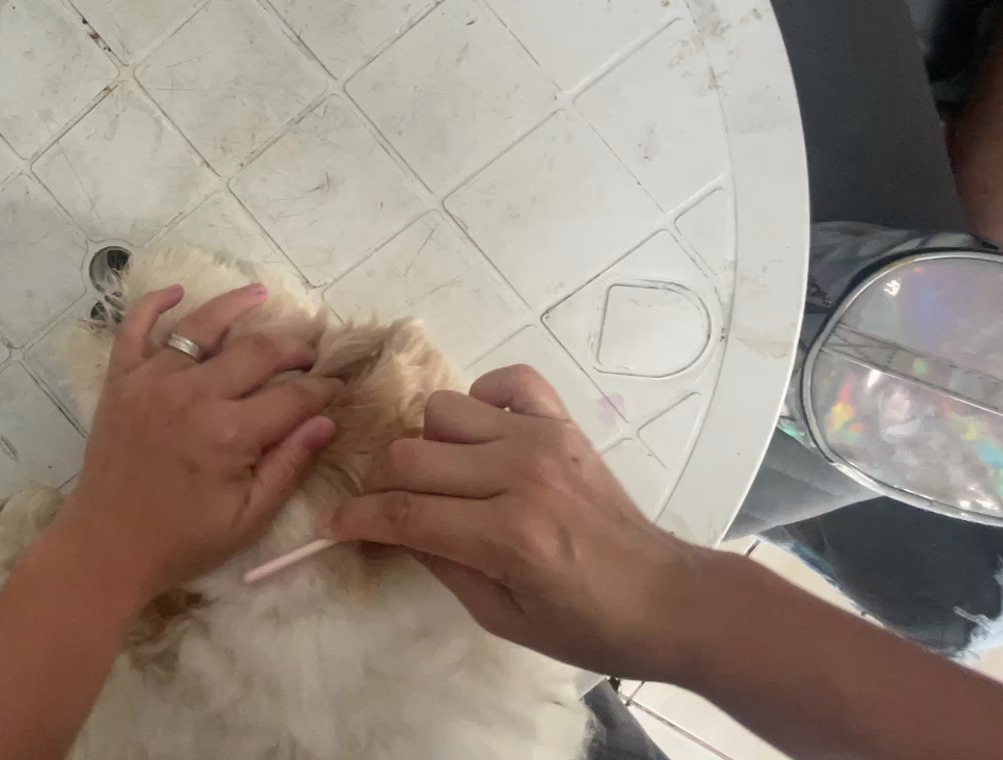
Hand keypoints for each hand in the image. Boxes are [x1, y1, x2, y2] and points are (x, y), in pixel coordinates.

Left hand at [53, 283, 340, 604]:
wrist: (107, 545)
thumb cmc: (183, 539)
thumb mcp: (249, 518)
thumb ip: (290, 465)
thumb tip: (326, 420)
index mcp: (229, 433)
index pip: (292, 396)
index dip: (322, 389)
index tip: (336, 386)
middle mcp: (193, 394)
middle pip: (256, 351)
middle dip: (293, 347)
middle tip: (309, 352)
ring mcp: (152, 380)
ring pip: (201, 326)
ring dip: (235, 305)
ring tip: (261, 294)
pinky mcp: (121, 378)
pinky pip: (134, 328)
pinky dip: (153, 304)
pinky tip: (177, 291)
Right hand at [326, 365, 720, 680]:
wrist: (669, 598)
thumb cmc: (585, 622)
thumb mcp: (500, 616)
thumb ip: (438, 562)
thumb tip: (390, 523)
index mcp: (508, 536)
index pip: (405, 514)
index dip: (357, 519)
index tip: (333, 523)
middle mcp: (520, 475)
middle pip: (410, 455)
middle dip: (380, 482)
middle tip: (386, 502)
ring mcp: (542, 438)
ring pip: (443, 409)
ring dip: (430, 443)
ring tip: (449, 472)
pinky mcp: (562, 421)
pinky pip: (506, 380)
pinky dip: (484, 399)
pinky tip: (487, 432)